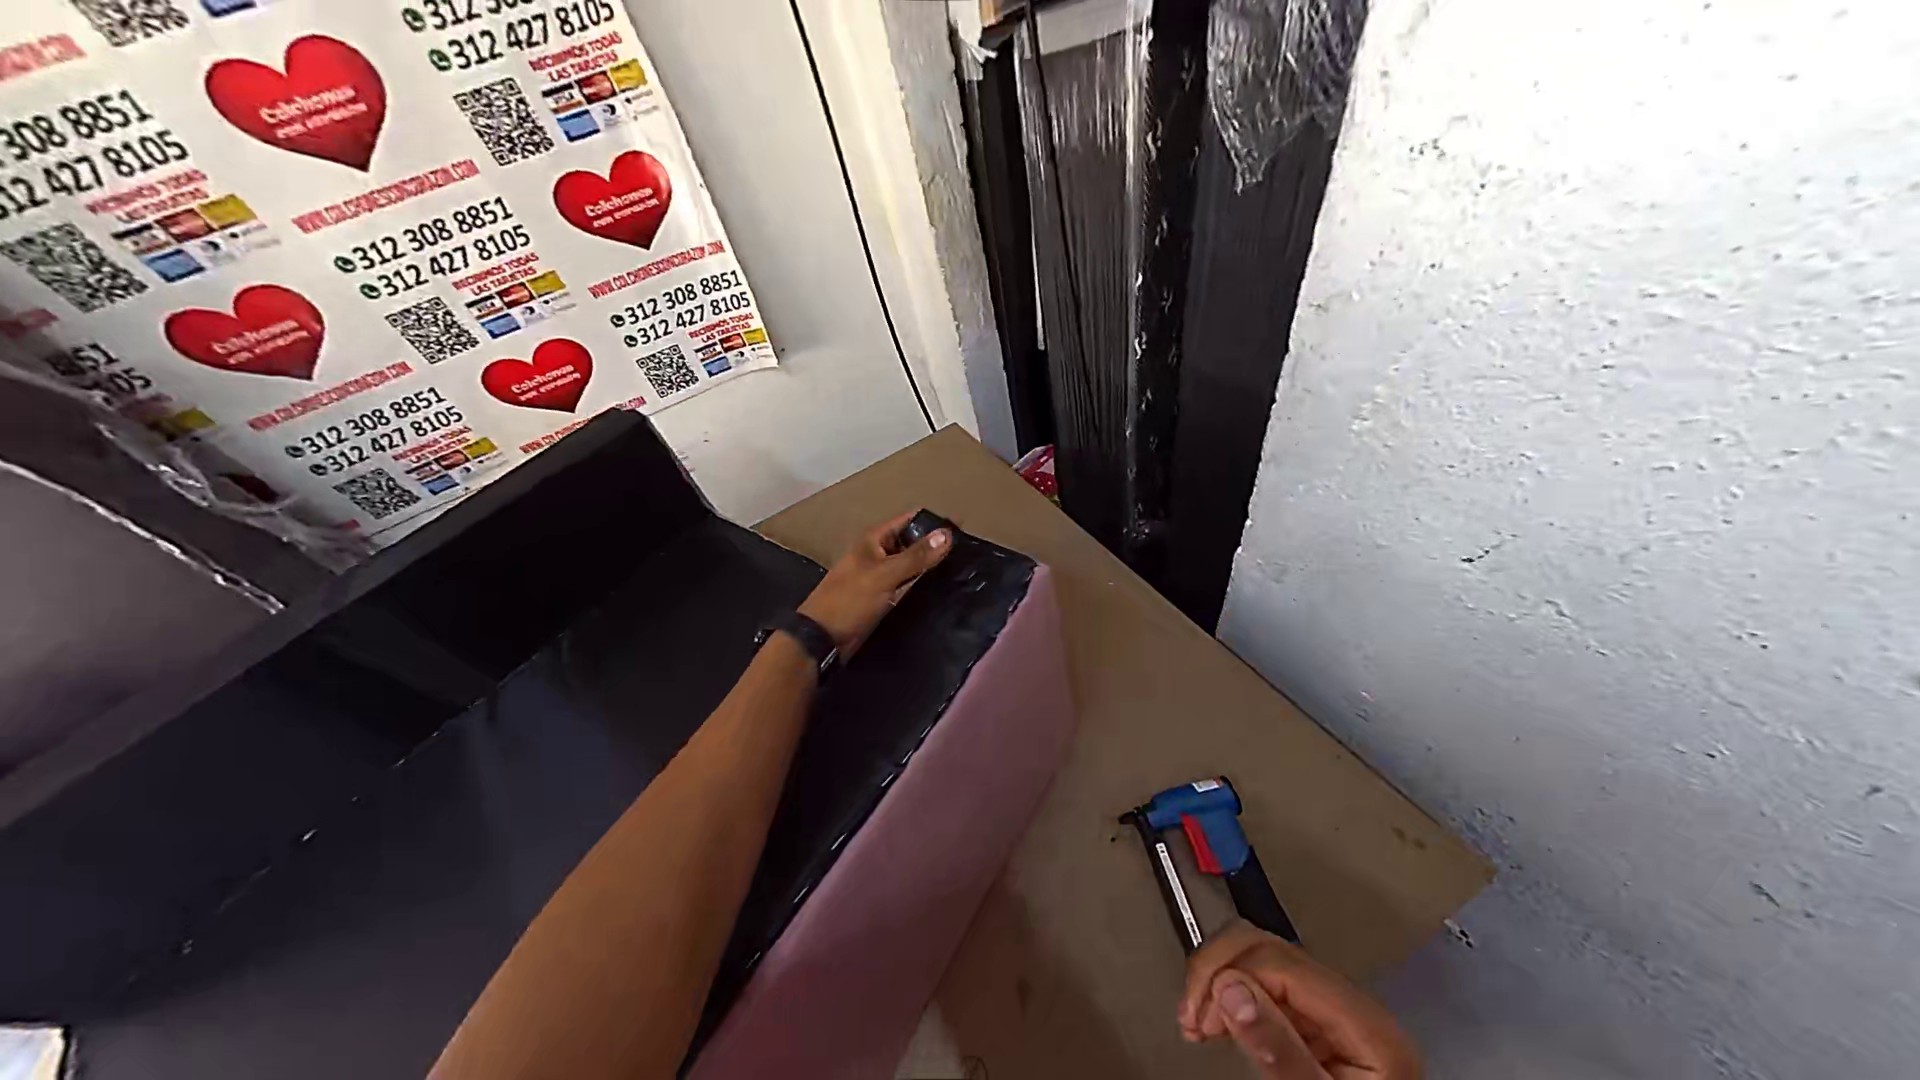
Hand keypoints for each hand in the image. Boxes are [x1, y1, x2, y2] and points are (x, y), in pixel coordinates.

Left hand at [797, 511, 952, 656]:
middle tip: (968, 550)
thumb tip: (947, 534)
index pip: (910, 520)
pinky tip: (940, 585)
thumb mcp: (885, 575)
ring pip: (910, 562)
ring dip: (930, 563)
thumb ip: (916, 556)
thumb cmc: (850, 600)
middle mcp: (878, 552)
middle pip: (912, 541)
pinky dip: (921, 581)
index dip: (934, 522)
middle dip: (936, 543)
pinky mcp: (882, 594)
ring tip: (961, 566)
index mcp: (874, 539)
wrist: (822, 636)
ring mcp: (880, 574)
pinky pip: (906, 582)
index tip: (963, 528)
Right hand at [1178, 922, 1420, 1079]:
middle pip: (1267, 946)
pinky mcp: (1314, 1020)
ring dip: (1217, 974)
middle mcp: (1351, 1004)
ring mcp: (1332, 1010)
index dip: (1230, 975)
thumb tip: (1231, 988)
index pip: (1281, 962)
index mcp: (1366, 1024)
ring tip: (1196, 1016)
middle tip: (1192, 1010)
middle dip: (1217, 968)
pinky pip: (1261, 981)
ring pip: (1258, 954)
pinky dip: (1228, 989)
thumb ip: (1280, 1052)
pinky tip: (1213, 1013)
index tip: (1199, 1014)